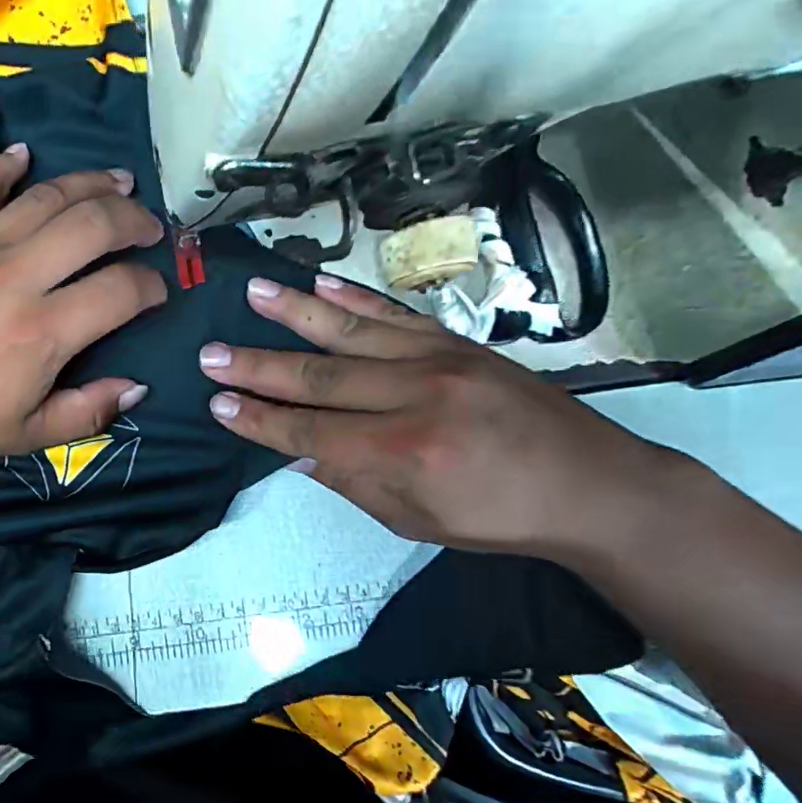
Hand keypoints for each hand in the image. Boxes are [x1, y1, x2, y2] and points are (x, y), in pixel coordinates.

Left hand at [0, 144, 166, 462]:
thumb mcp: (28, 435)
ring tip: (120, 182)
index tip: (156, 293)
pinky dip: (5, 167)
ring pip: (47, 197)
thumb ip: (90, 411)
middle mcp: (17, 277)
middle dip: (135, 220)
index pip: (121, 290)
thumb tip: (137, 386)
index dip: (151, 287)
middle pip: (93, 225)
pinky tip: (25, 153)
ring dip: (91, 184)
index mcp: (43, 331)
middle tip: (151, 229)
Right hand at [199, 274, 691, 561]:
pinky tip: (322, 283)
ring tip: (253, 292)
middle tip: (211, 353)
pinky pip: (396, 315)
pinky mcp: (458, 342)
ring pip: (352, 330)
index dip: (260, 420)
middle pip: (320, 376)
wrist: (590, 483)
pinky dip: (356, 298)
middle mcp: (416, 395)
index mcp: (405, 451)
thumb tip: (297, 452)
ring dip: (296, 311)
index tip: (217, 404)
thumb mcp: (417, 519)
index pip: (311, 431)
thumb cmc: (498, 516)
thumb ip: (353, 480)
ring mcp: (439, 359)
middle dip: (259, 366)